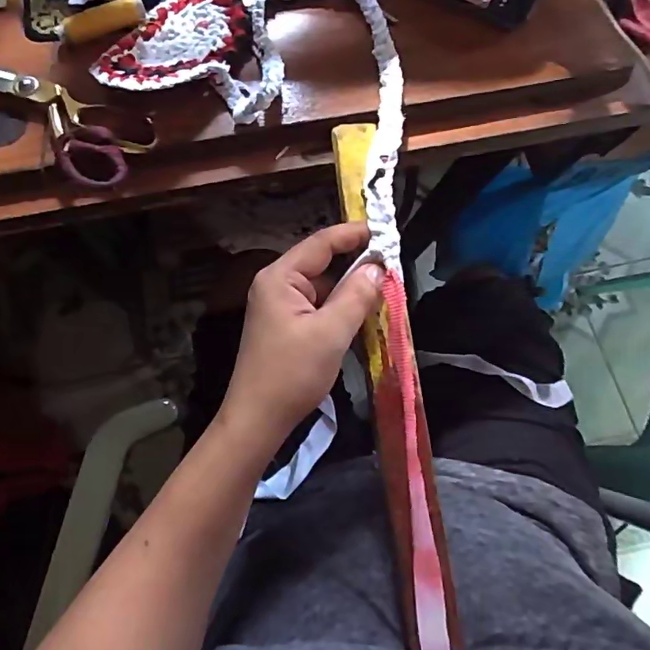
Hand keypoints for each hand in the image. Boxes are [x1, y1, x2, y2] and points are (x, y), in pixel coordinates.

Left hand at [221, 223, 385, 445]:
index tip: (386, 230)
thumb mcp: (331, 333)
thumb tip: (379, 268)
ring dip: (349, 290)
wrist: (257, 419)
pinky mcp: (284, 325)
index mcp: (279, 278)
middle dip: (356, 265)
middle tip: (393, 266)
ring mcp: (278, 306)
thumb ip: (357, 296)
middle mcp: (275, 284)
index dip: (354, 233)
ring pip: (322, 287)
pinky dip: (338, 309)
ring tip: (383, 292)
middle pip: (321, 263)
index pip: (321, 243)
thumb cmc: (291, 374)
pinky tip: (360, 316)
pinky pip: (317, 306)